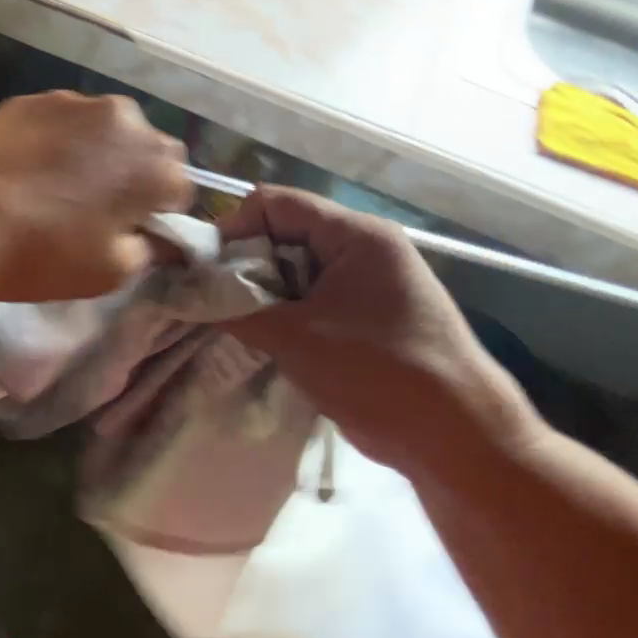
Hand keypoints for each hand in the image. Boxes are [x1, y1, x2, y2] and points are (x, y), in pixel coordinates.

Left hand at [0, 91, 190, 301]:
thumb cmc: (37, 256)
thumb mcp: (110, 273)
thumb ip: (150, 249)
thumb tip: (154, 234)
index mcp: (155, 164)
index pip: (179, 188)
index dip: (154, 214)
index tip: (123, 232)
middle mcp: (124, 119)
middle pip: (145, 150)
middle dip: (130, 176)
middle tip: (89, 210)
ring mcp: (72, 102)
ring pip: (102, 130)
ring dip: (93, 153)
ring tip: (52, 187)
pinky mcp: (28, 101)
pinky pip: (58, 122)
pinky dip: (53, 141)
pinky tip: (23, 170)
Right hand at [219, 187, 545, 475]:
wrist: (452, 434)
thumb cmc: (376, 371)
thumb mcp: (291, 335)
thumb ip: (232, 307)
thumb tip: (185, 293)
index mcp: (355, 235)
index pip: (272, 203)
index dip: (230, 230)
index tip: (204, 272)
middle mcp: (361, 248)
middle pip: (278, 234)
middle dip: (239, 265)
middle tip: (213, 303)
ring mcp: (363, 283)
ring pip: (287, 270)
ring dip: (255, 294)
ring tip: (233, 325)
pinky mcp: (361, 315)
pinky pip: (303, 298)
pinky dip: (275, 313)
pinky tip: (260, 340)